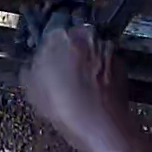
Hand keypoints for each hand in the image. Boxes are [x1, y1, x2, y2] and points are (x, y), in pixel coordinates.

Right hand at [21, 25, 137, 151]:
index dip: (48, 43)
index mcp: (59, 36)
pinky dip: (100, 69)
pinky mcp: (120, 62)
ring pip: (91, 48)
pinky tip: (92, 87)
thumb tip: (33, 63)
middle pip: (74, 36)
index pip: (50, 28)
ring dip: (86, 58)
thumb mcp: (31, 87)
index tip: (46, 53)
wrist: (99, 124)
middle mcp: (85, 35)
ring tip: (78, 82)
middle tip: (62, 69)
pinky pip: (106, 61)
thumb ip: (31, 66)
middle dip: (69, 49)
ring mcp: (105, 47)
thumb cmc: (65, 106)